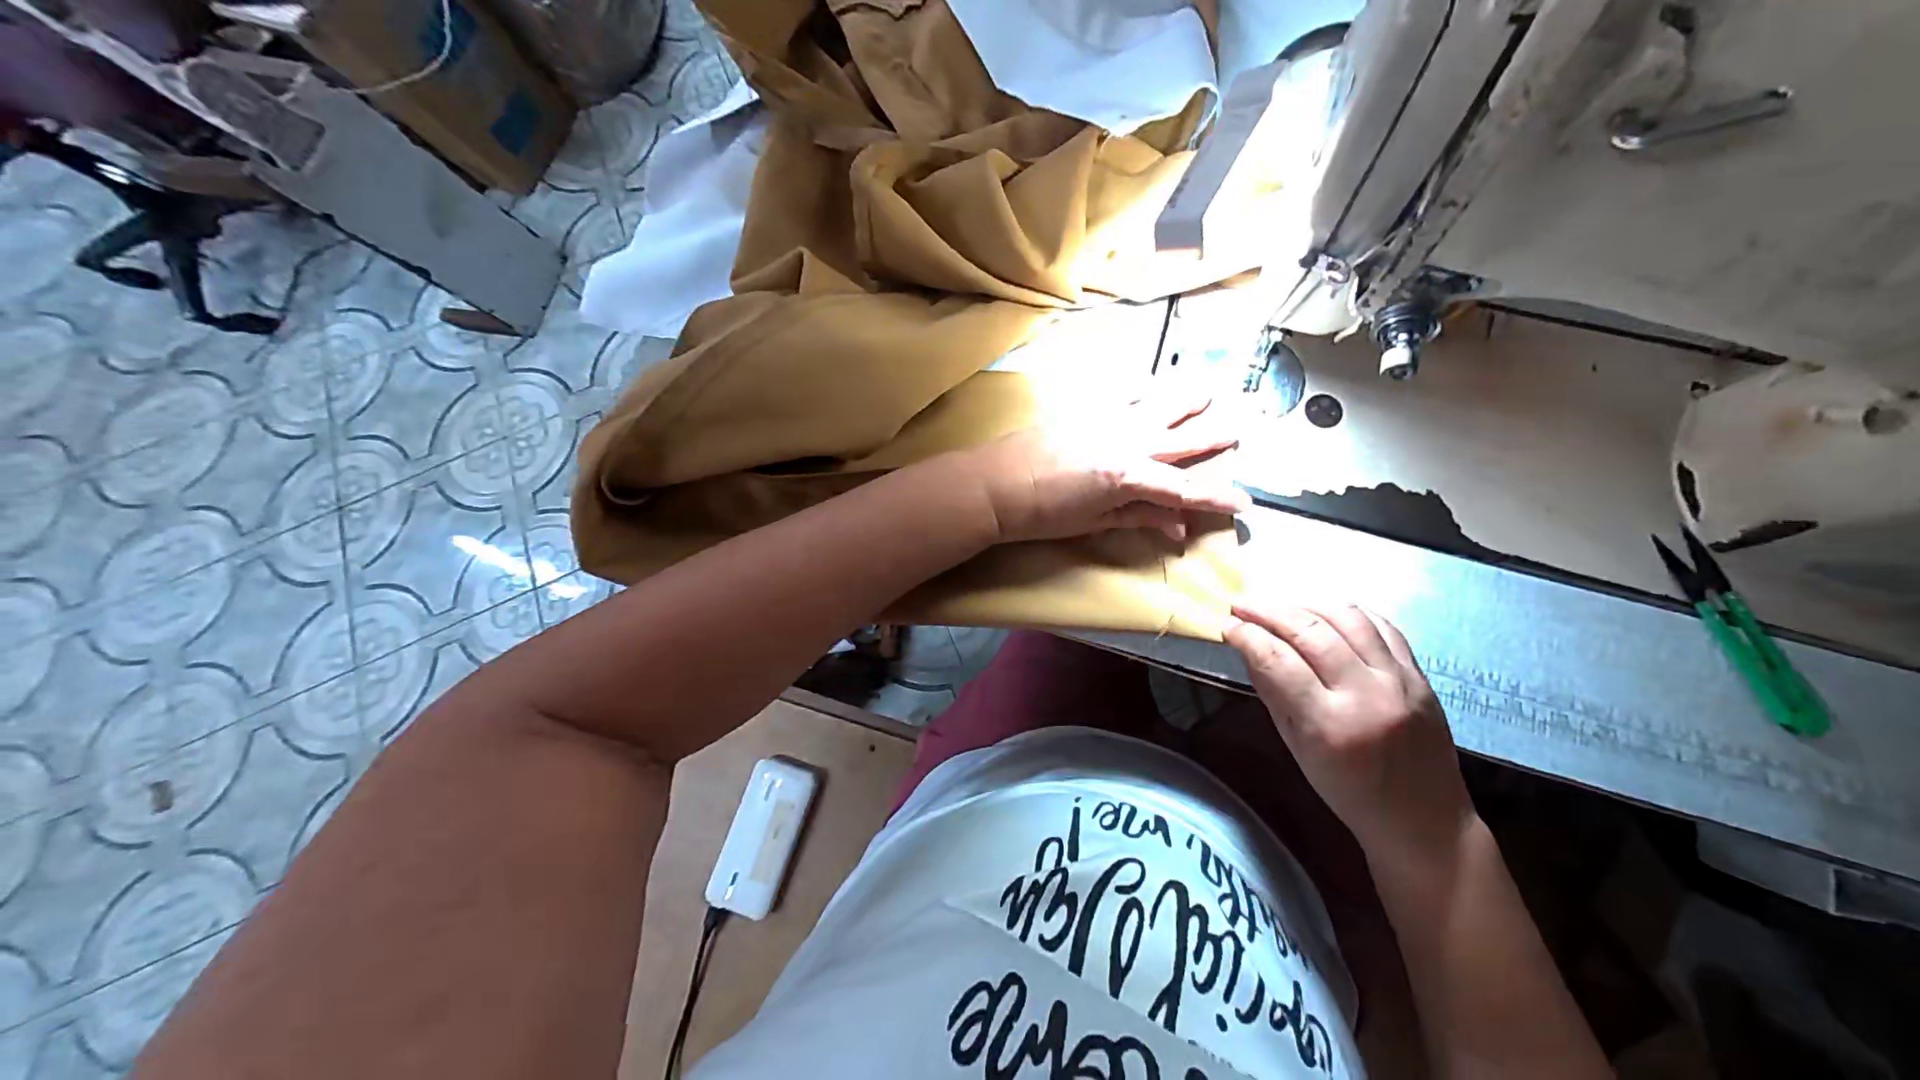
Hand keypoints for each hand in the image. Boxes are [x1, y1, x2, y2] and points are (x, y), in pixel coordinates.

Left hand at [954, 398, 1250, 544]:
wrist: (994, 485)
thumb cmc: (1042, 514)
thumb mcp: (1095, 522)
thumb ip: (1139, 516)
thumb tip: (1178, 526)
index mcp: (1128, 476)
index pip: (1183, 489)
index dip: (1215, 498)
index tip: (1243, 503)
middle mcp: (1125, 441)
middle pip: (1178, 439)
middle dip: (1211, 437)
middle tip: (1238, 430)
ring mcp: (1104, 420)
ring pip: (1154, 405)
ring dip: (1182, 400)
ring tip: (1205, 391)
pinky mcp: (1083, 410)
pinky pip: (1119, 394)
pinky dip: (1139, 390)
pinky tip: (1148, 385)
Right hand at [1223, 601, 1475, 866]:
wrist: (1424, 821)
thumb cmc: (1348, 794)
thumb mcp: (1296, 748)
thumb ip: (1273, 693)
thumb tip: (1248, 649)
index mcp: (1329, 724)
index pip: (1277, 660)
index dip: (1247, 636)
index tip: (1227, 625)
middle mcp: (1366, 695)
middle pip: (1310, 631)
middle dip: (1269, 612)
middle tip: (1242, 606)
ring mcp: (1399, 681)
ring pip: (1349, 619)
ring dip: (1307, 605)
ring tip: (1280, 607)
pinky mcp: (1421, 676)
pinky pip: (1383, 627)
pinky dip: (1349, 613)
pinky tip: (1325, 613)